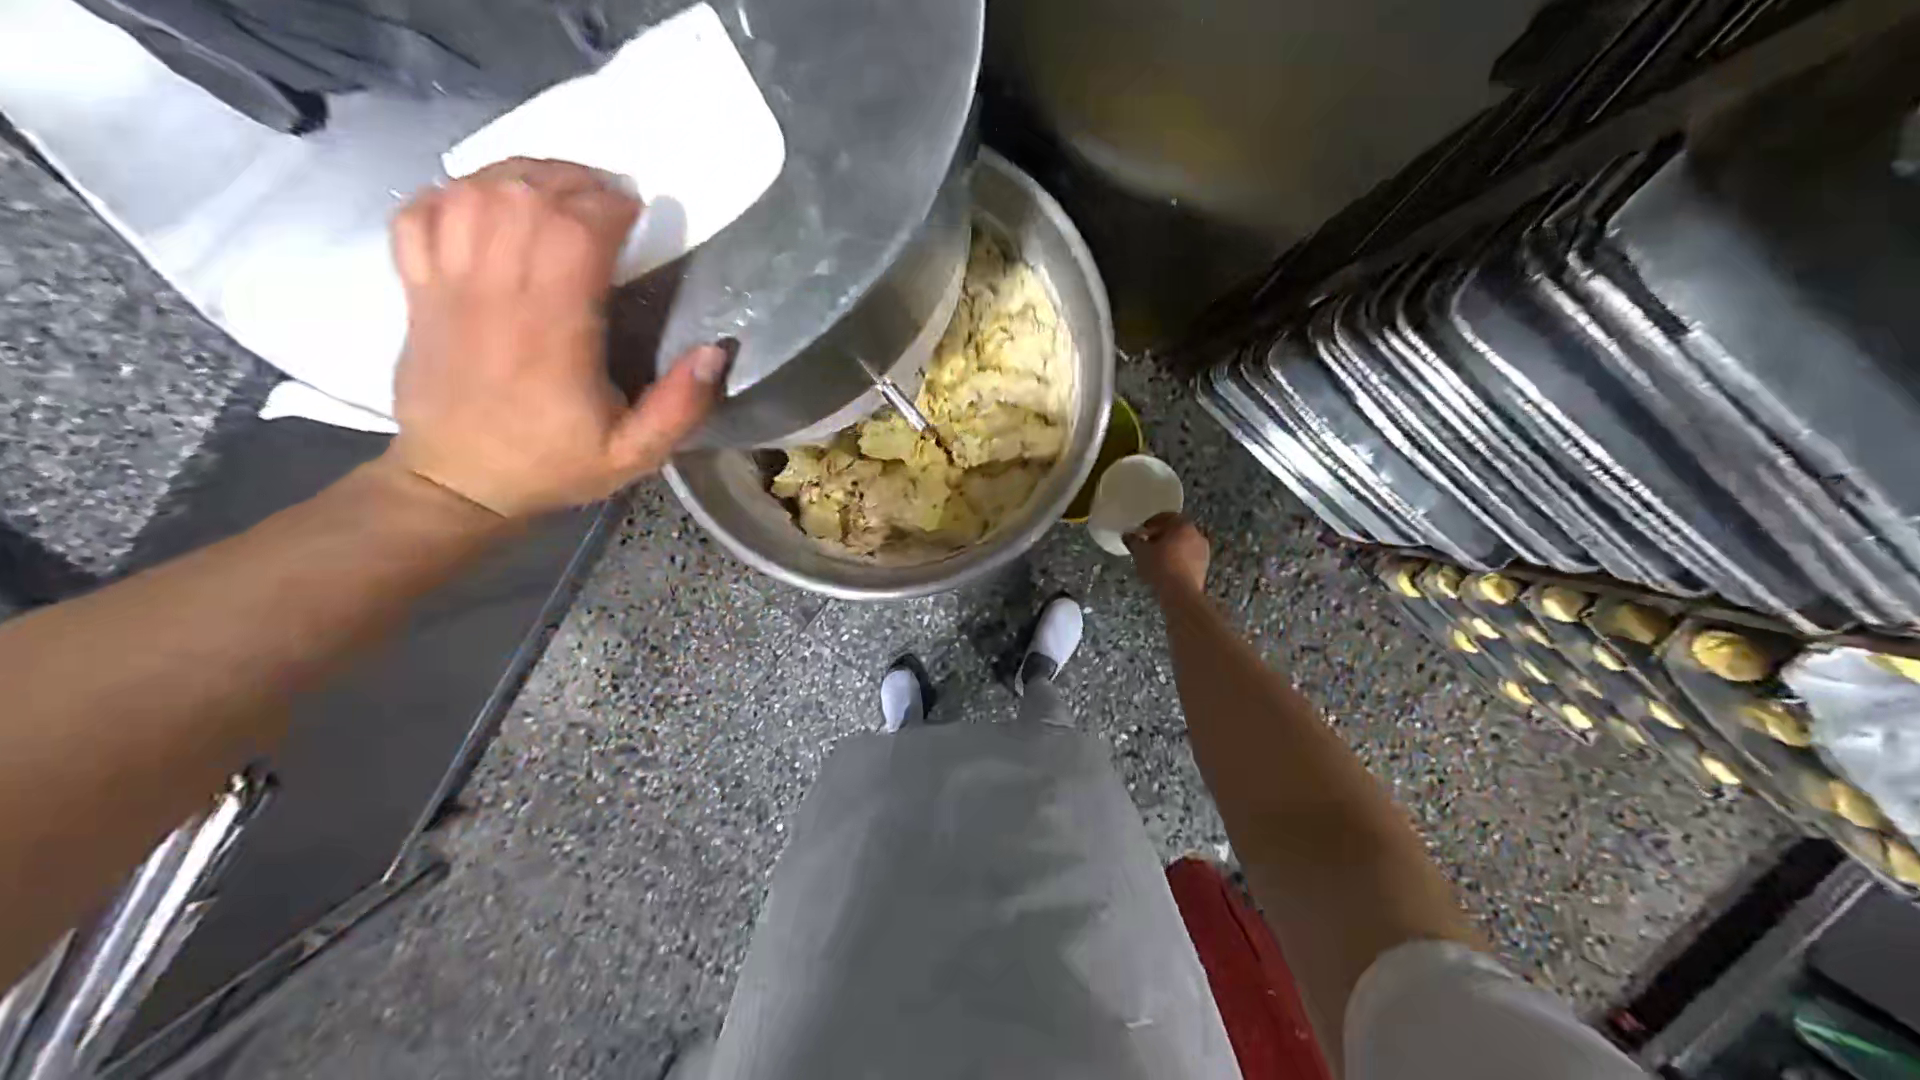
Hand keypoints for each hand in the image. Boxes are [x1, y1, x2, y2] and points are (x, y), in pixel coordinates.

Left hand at [384, 157, 728, 518]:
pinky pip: (422, 212)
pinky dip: (456, 191)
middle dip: (573, 180)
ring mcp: (446, 288)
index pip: (572, 234)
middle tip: (608, 195)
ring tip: (560, 188)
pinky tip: (491, 201)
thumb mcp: (635, 455)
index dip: (608, 207)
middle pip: (524, 199)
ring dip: (521, 175)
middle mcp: (494, 297)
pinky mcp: (416, 289)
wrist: (458, 483)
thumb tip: (717, 351)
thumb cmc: (553, 465)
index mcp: (552, 335)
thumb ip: (681, 407)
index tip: (638, 211)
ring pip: (472, 193)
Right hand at [1126, 513, 1210, 596]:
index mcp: (1182, 525)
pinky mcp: (1205, 566)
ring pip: (1184, 544)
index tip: (1142, 533)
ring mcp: (1203, 550)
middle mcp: (1196, 534)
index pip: (1166, 517)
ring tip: (1158, 558)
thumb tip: (1127, 534)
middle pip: (1176, 530)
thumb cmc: (1160, 567)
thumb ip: (1133, 540)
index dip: (1151, 523)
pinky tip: (1168, 569)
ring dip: (1172, 548)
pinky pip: (1189, 557)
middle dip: (1163, 535)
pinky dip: (1179, 559)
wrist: (1181, 593)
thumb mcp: (1141, 552)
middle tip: (1148, 545)